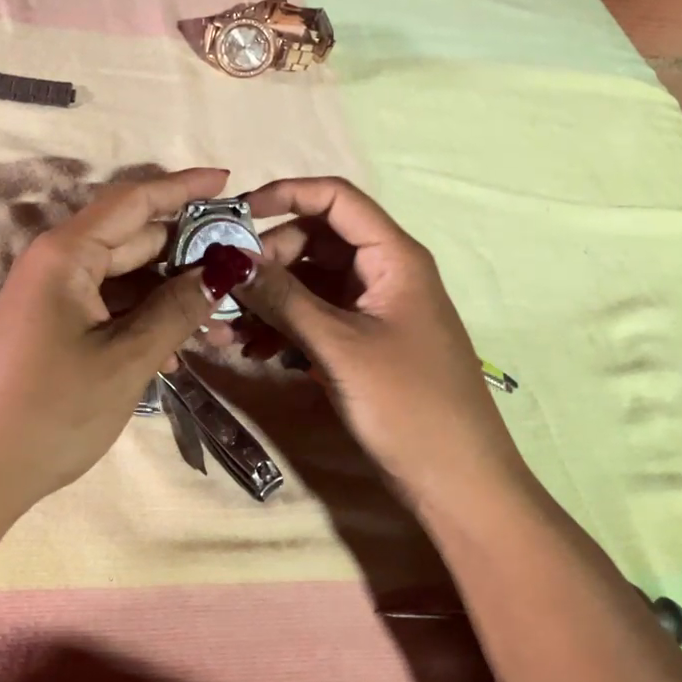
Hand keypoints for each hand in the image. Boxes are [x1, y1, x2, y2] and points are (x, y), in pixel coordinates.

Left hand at [0, 168, 228, 516]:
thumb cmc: (53, 411)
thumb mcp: (126, 359)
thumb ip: (178, 307)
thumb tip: (225, 267)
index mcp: (66, 253)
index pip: (133, 201)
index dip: (182, 187)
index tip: (229, 180)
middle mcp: (57, 261)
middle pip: (134, 239)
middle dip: (189, 255)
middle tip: (244, 270)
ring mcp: (53, 294)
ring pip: (126, 277)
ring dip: (172, 296)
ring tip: (222, 323)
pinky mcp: (53, 324)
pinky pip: (109, 305)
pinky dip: (144, 319)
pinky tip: (180, 349)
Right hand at [231, 177, 523, 497]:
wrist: (460, 486)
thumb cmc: (409, 406)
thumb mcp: (339, 347)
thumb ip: (283, 298)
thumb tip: (227, 258)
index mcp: (393, 256)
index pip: (335, 198)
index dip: (285, 194)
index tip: (235, 216)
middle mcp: (382, 272)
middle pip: (314, 239)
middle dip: (265, 258)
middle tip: (222, 285)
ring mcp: (372, 309)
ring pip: (308, 281)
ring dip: (266, 298)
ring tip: (224, 327)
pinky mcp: (361, 342)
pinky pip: (313, 317)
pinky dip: (281, 326)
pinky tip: (249, 349)